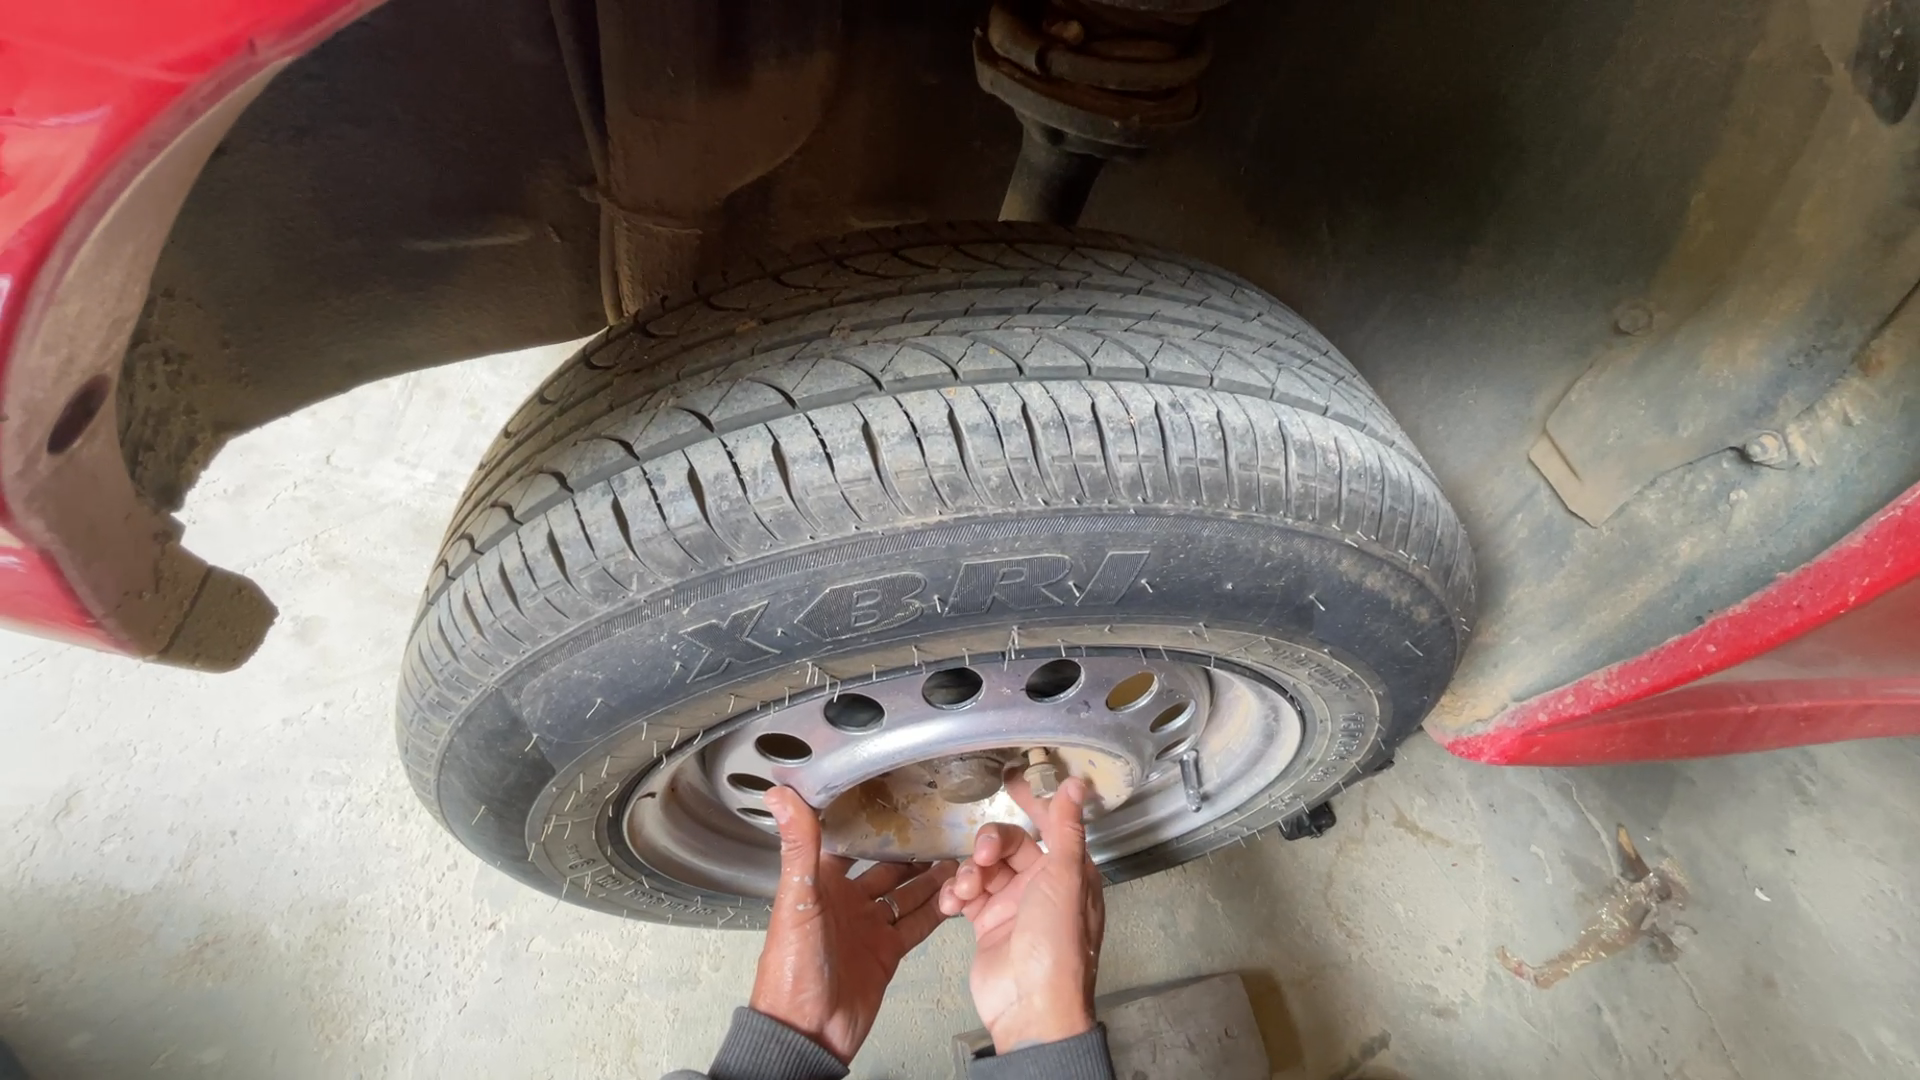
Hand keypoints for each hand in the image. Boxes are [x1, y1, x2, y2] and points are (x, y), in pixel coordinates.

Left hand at [750, 787, 957, 1063]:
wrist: (806, 1034)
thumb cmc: (790, 969)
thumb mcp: (797, 899)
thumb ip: (799, 846)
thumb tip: (781, 795)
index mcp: (822, 881)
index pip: (850, 841)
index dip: (871, 822)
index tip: (896, 796)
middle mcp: (847, 900)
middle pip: (886, 866)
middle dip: (910, 849)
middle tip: (939, 827)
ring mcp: (869, 926)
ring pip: (906, 892)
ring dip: (929, 877)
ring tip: (956, 855)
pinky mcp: (887, 952)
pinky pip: (916, 924)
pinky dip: (936, 909)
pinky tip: (955, 894)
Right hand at [938, 774, 1104, 1053]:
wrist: (1029, 1007)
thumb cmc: (1056, 944)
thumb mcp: (1065, 878)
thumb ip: (1067, 828)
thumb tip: (1076, 785)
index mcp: (1068, 872)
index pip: (1050, 824)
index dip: (1033, 801)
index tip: (1011, 781)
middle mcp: (1041, 885)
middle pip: (1009, 844)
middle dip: (990, 845)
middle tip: (982, 856)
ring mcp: (1012, 905)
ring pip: (984, 868)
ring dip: (970, 873)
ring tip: (965, 891)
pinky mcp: (986, 925)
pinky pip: (965, 895)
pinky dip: (955, 895)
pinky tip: (951, 904)